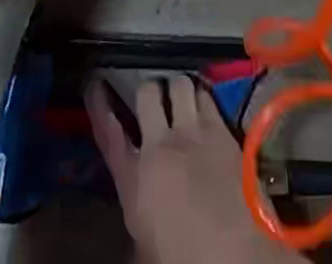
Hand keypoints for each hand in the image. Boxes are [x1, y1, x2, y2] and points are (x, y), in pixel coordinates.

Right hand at [87, 76, 299, 263]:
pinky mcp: (222, 132)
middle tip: (153, 96)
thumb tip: (137, 193)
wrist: (235, 255)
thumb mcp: (143, 235)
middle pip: (147, 93)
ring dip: (177, 87)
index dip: (99, 104)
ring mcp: (193, 133)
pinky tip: (204, 104)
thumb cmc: (182, 256)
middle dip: (148, 89)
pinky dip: (202, 95)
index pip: (107, 130)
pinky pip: (207, 96)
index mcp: (133, 176)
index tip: (96, 85)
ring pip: (180, 84)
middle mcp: (160, 145)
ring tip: (179, 95)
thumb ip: (136, 200)